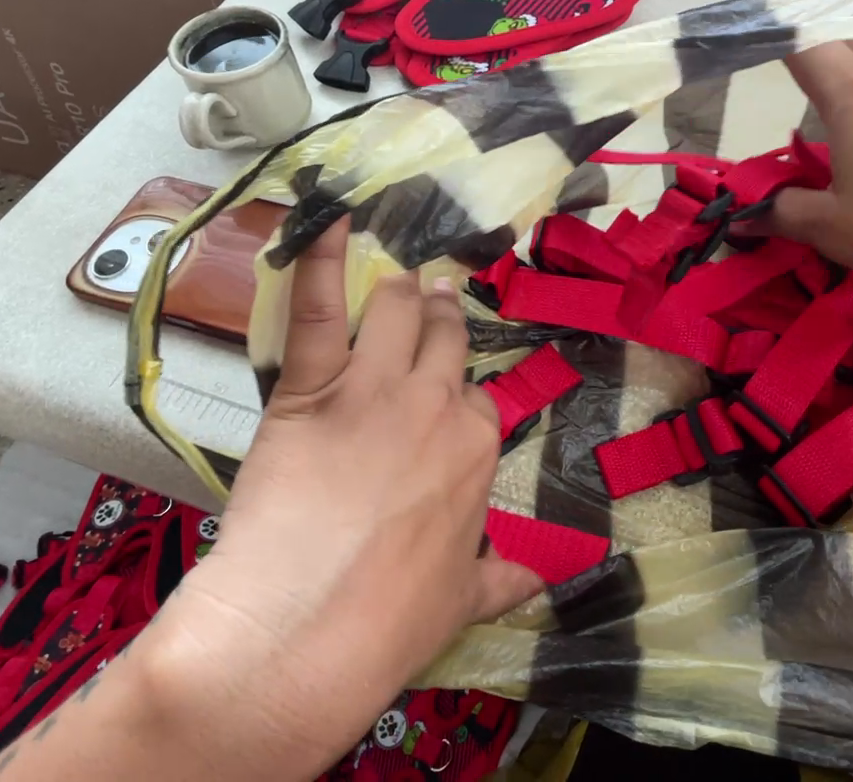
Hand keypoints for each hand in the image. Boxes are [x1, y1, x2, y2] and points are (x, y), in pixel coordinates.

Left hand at [135, 221, 540, 778]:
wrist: (308, 632)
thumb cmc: (391, 622)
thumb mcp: (465, 598)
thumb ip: (505, 575)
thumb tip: (544, 578)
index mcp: (479, 448)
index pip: (477, 396)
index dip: (457, 392)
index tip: (447, 388)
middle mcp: (437, 403)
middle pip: (444, 337)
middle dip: (439, 315)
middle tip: (429, 297)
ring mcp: (375, 387)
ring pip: (395, 309)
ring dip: (395, 289)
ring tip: (393, 276)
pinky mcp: (311, 387)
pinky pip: (317, 309)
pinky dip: (318, 260)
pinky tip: (325, 220)